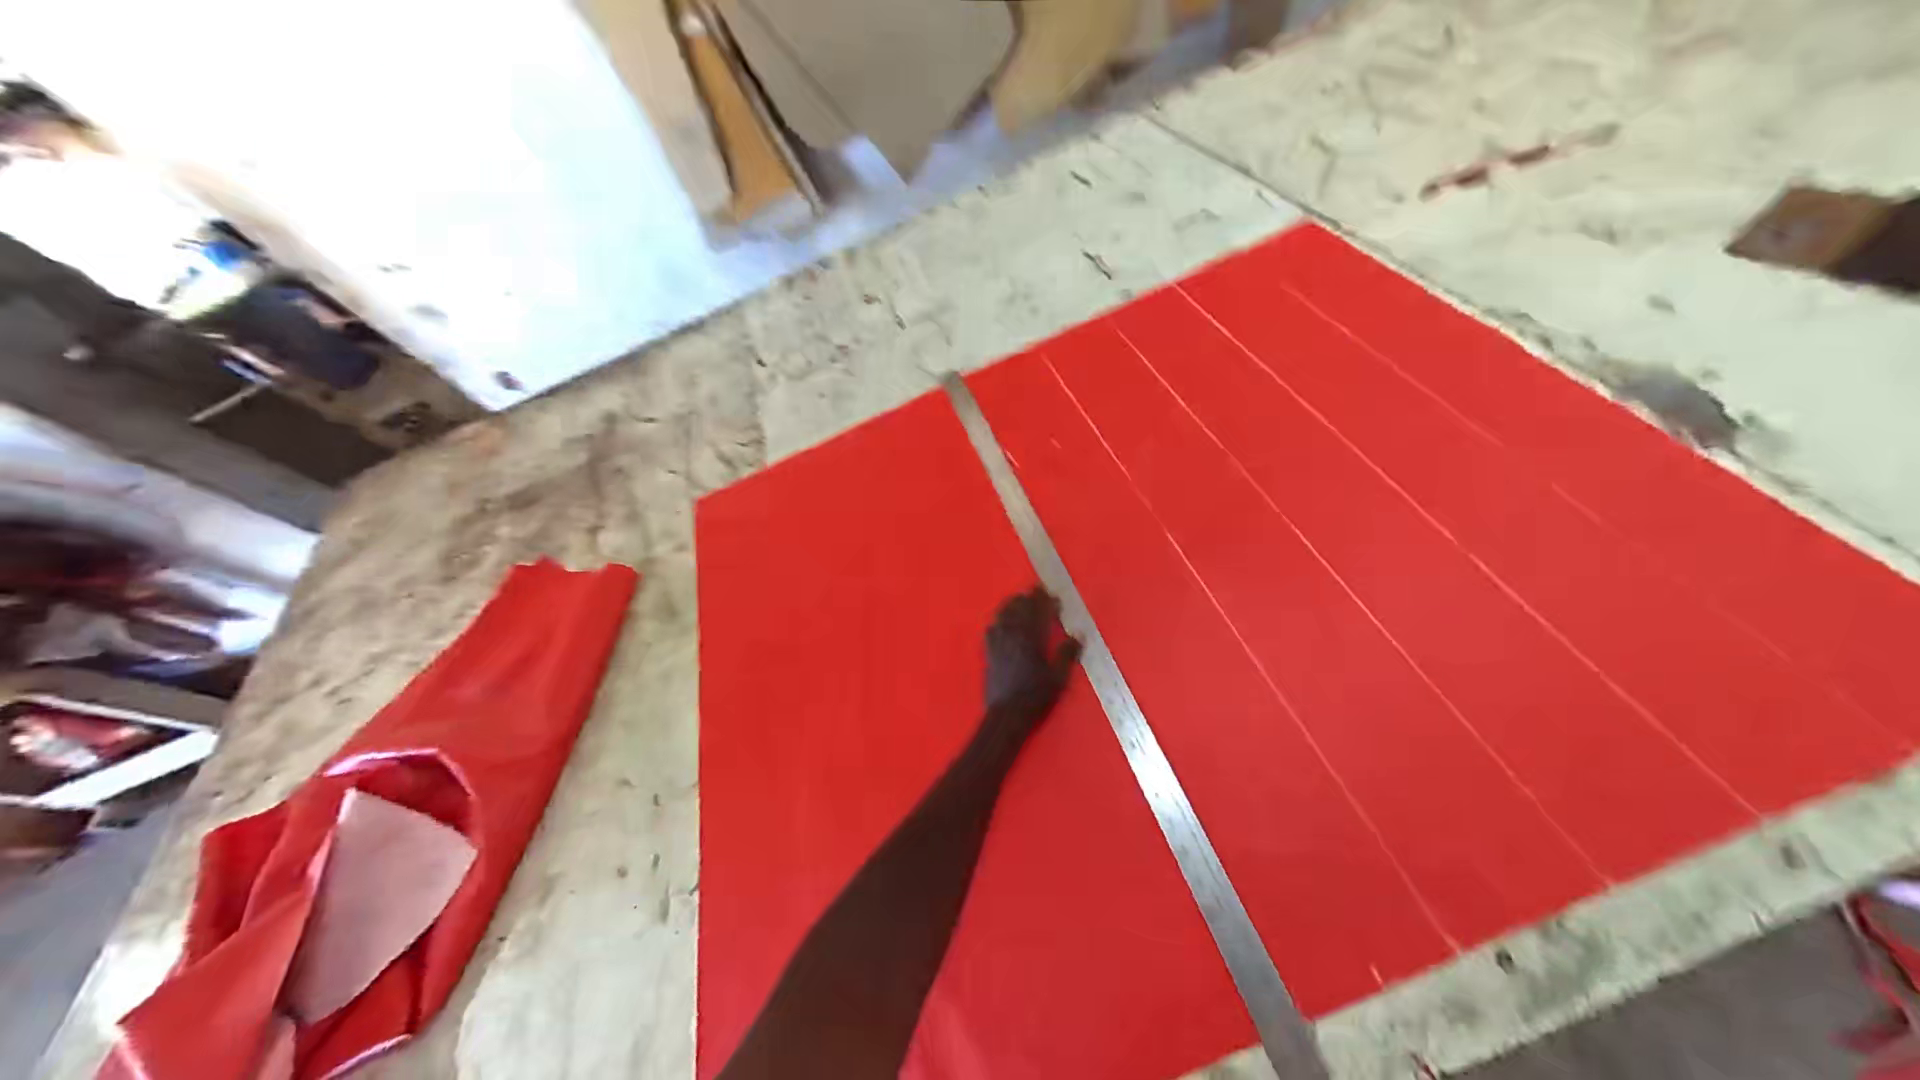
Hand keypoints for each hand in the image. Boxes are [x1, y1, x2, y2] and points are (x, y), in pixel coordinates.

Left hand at [982, 588, 1082, 737]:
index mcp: (1031, 639)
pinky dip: (998, 619)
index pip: (1039, 611)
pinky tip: (1000, 621)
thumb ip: (1067, 654)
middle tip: (1038, 592)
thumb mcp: (1058, 678)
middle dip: (1030, 598)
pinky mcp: (989, 652)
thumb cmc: (1036, 698)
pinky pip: (991, 628)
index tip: (1054, 595)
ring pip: (1003, 614)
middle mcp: (1012, 636)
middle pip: (1019, 608)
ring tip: (1020, 600)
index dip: (1046, 601)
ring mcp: (998, 643)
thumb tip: (1078, 635)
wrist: (1007, 715)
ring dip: (1013, 604)